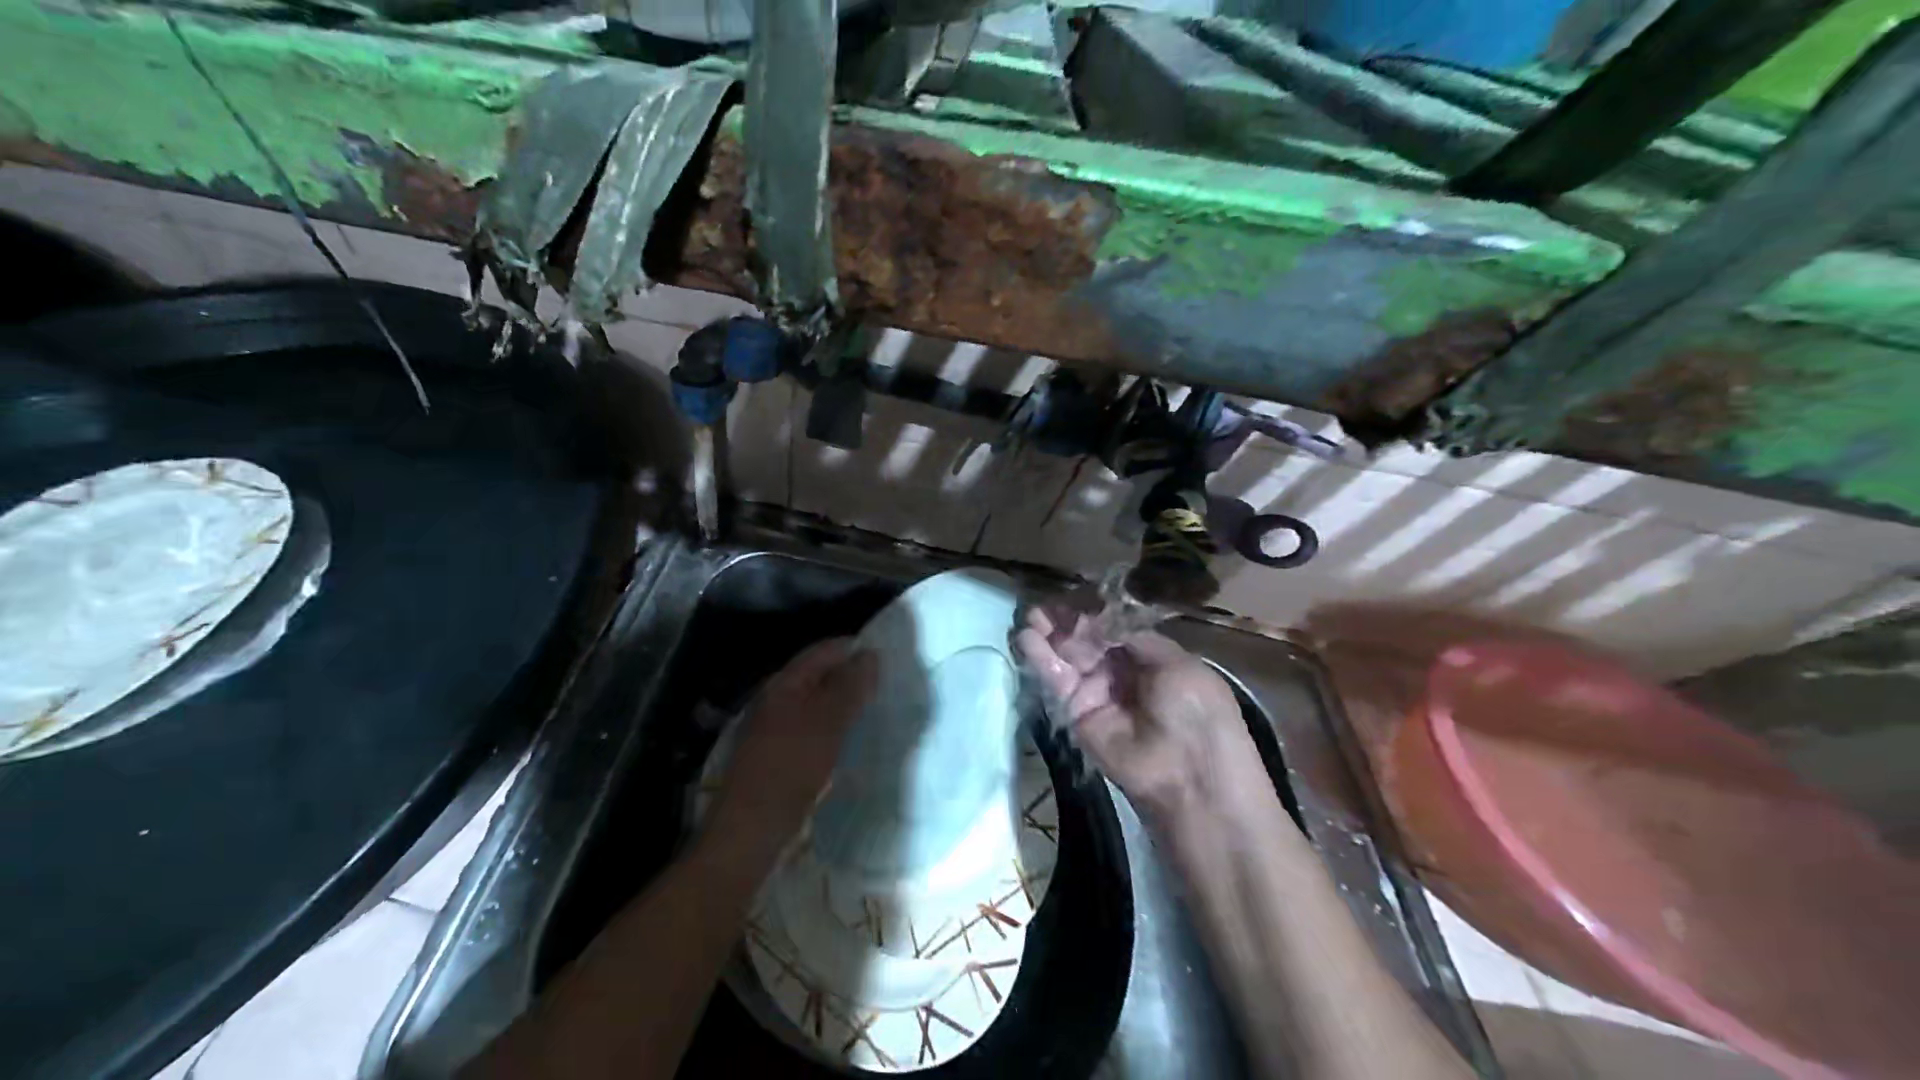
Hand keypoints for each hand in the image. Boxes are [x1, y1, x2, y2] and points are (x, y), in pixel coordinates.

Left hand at [703, 638, 878, 872]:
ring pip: (817, 703)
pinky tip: (851, 740)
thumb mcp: (828, 722)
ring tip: (875, 710)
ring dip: (844, 704)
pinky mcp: (778, 755)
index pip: (824, 650)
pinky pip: (812, 728)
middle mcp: (776, 698)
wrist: (751, 828)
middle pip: (819, 675)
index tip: (889, 658)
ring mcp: (774, 728)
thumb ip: (850, 686)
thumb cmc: (791, 766)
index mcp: (785, 683)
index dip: (855, 648)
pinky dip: (834, 727)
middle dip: (851, 676)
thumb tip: (870, 653)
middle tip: (887, 685)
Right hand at [1015, 605, 1251, 819]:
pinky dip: (1041, 659)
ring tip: (1029, 617)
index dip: (1093, 614)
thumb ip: (1135, 637)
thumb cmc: (1195, 710)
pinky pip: (1057, 681)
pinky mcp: (1075, 713)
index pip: (1113, 629)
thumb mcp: (1177, 663)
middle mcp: (1120, 673)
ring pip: (1067, 657)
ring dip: (1048, 636)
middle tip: (1043, 608)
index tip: (1073, 598)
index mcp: (1150, 659)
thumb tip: (1099, 619)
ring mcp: (1096, 693)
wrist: (1189, 772)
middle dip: (1066, 622)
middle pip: (1086, 640)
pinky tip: (1027, 639)